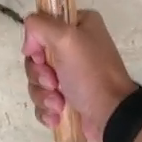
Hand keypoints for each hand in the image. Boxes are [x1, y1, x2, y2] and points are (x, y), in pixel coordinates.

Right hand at [22, 10, 137, 141]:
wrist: (112, 116)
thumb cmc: (90, 73)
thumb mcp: (65, 39)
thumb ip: (39, 25)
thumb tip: (29, 44)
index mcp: (79, 25)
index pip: (42, 26)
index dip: (36, 43)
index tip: (40, 57)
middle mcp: (75, 46)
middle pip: (36, 56)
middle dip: (39, 74)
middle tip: (53, 83)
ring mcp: (71, 73)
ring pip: (37, 79)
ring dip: (43, 94)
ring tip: (58, 104)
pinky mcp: (68, 97)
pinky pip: (43, 99)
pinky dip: (46, 109)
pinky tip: (56, 116)